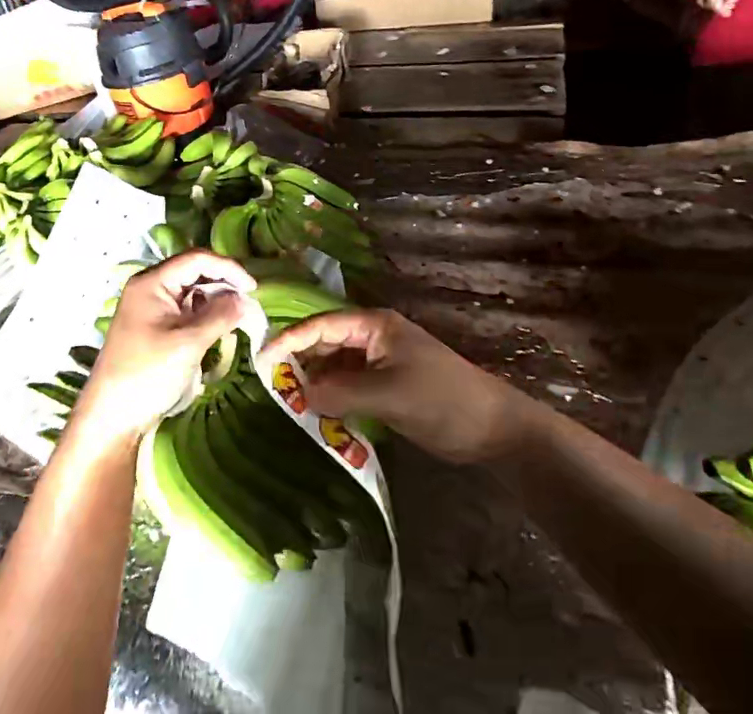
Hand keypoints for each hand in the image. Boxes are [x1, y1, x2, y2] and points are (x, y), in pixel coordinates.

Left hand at [73, 252, 256, 446]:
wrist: (112, 417)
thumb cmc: (147, 374)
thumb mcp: (189, 343)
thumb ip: (220, 315)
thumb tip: (245, 299)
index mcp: (152, 282)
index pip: (197, 259)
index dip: (229, 268)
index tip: (254, 288)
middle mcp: (150, 288)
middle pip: (194, 272)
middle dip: (224, 284)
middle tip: (250, 303)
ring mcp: (151, 307)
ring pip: (192, 291)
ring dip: (217, 300)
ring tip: (239, 316)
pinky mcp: (155, 326)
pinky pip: (186, 310)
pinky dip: (206, 314)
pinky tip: (220, 328)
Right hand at [261, 309, 533, 463]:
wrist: (492, 427)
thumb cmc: (441, 400)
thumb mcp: (388, 395)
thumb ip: (340, 393)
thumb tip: (302, 395)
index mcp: (375, 326)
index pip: (321, 325)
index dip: (289, 340)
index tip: (260, 360)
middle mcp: (374, 338)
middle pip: (326, 343)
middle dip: (300, 363)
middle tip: (271, 387)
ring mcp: (382, 362)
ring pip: (336, 367)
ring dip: (316, 383)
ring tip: (289, 404)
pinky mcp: (388, 385)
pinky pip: (350, 386)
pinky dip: (333, 398)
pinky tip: (317, 415)